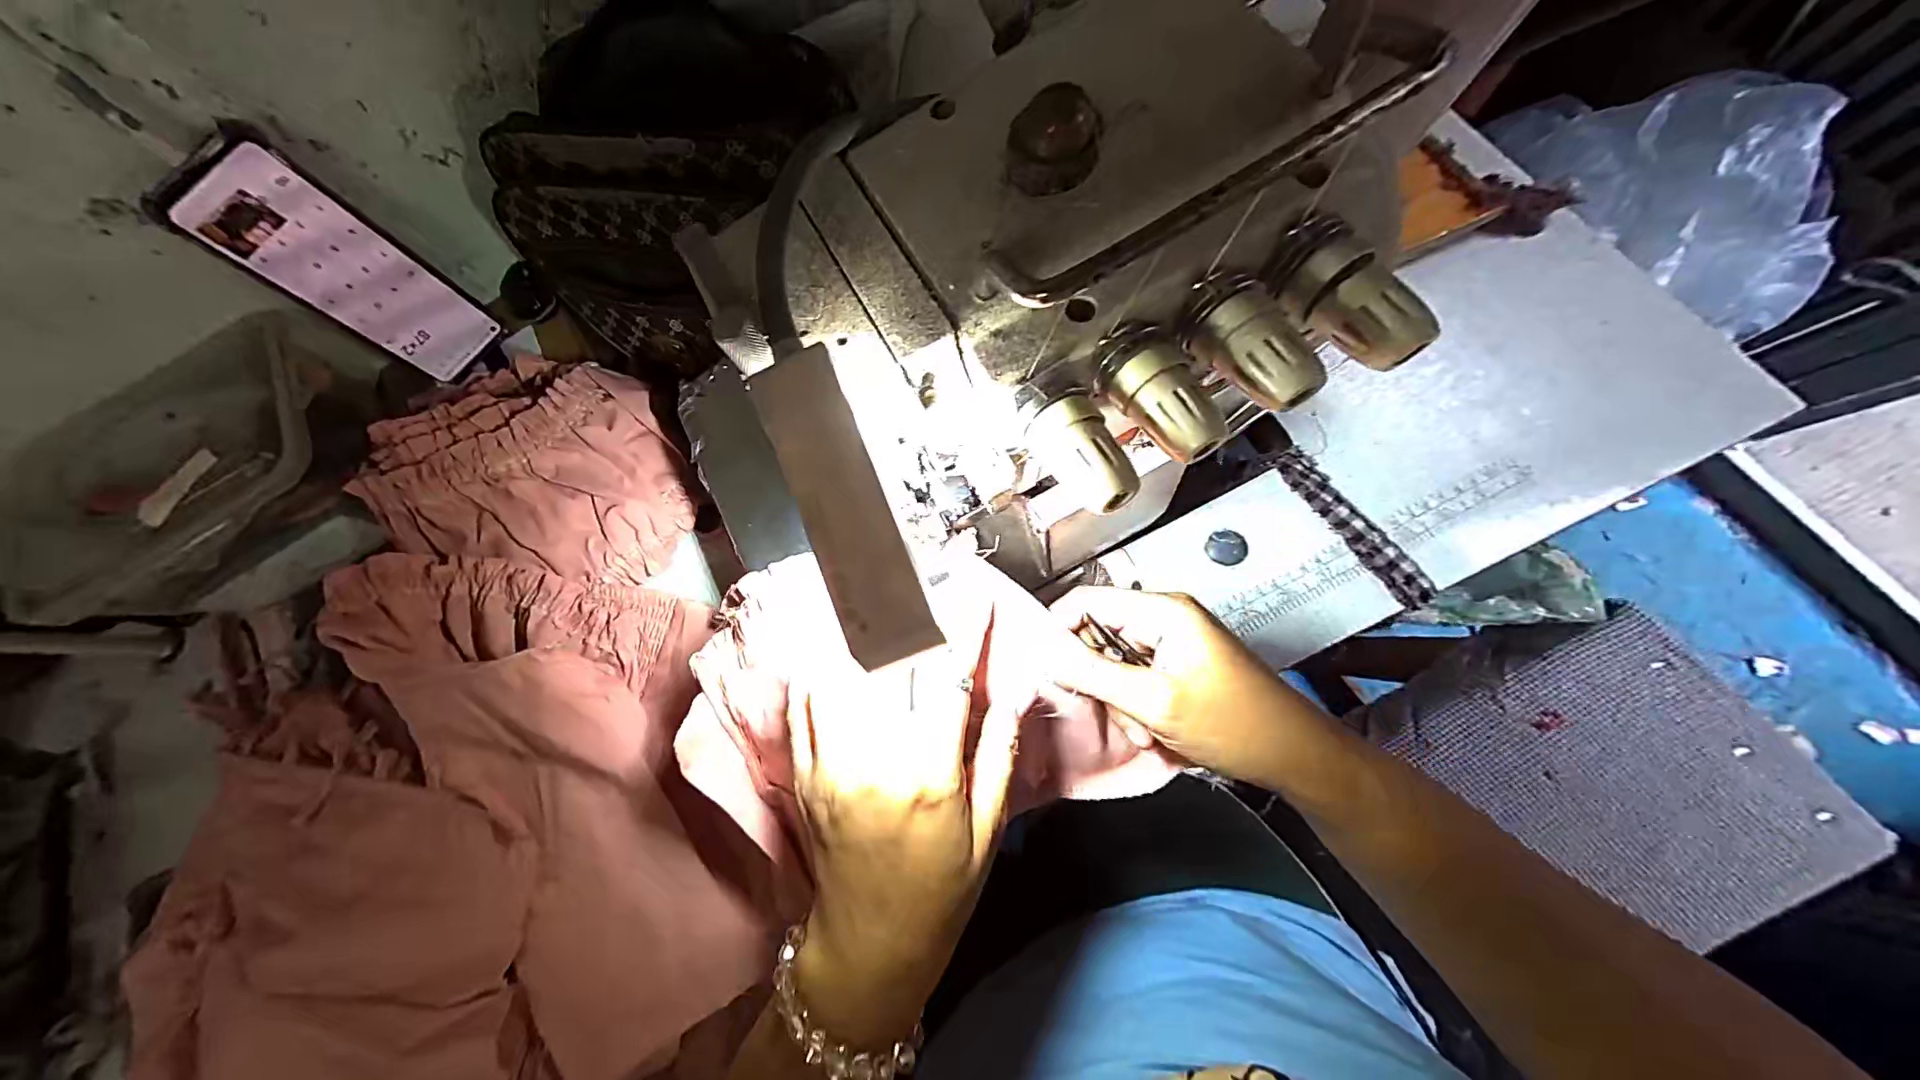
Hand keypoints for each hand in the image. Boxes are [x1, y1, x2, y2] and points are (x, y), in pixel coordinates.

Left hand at [786, 624, 1020, 1047]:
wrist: (869, 944)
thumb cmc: (942, 889)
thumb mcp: (987, 828)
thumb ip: (999, 749)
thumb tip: (1015, 686)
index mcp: (927, 775)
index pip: (948, 677)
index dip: (963, 628)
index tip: (974, 592)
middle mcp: (871, 759)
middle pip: (888, 662)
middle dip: (907, 608)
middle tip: (918, 572)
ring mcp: (828, 763)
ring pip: (840, 672)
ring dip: (860, 626)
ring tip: (877, 589)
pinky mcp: (803, 772)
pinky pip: (805, 703)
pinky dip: (820, 663)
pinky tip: (836, 639)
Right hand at [1047, 587, 1331, 786]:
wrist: (1293, 754)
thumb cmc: (1238, 724)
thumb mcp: (1155, 701)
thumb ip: (1094, 673)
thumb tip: (1048, 652)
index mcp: (1163, 611)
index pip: (1086, 601)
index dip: (1060, 632)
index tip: (1049, 667)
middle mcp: (1166, 618)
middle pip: (1098, 636)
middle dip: (1101, 681)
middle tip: (1122, 713)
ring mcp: (1173, 642)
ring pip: (1114, 665)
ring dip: (1122, 702)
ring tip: (1149, 730)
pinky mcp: (1178, 665)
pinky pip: (1136, 679)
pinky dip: (1138, 708)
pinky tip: (1159, 731)